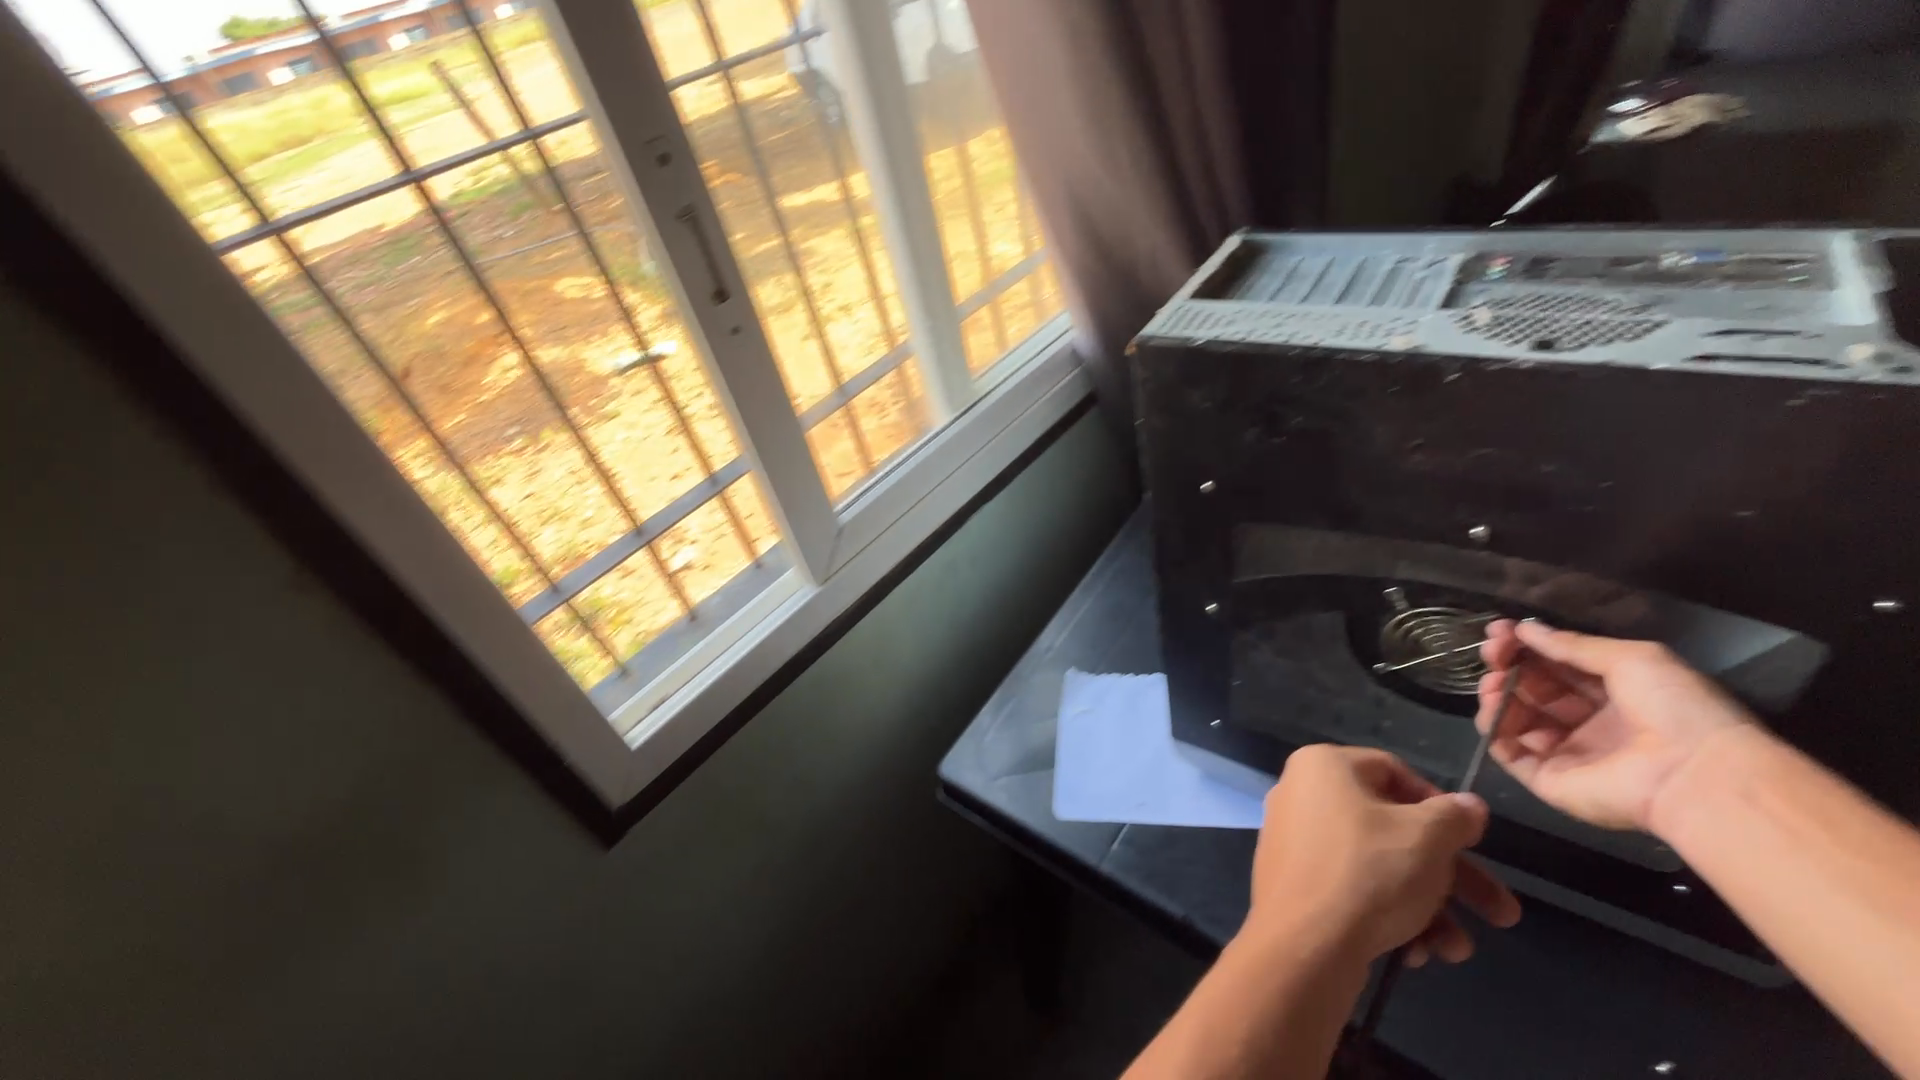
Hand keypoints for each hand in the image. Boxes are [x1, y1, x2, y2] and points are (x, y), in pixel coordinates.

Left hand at [1247, 745, 1520, 968]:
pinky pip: (1353, 890)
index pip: (1393, 772)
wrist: (1303, 946)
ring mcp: (1297, 843)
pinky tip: (1417, 953)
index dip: (1438, 805)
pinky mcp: (1297, 886)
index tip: (1470, 840)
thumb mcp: (1426, 838)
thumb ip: (1454, 817)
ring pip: (1380, 867)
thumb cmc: (1368, 872)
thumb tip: (1469, 805)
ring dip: (1428, 907)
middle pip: (1394, 829)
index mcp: (1323, 766)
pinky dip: (1390, 917)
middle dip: (1452, 876)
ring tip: (1458, 949)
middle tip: (1501, 913)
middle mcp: (1303, 796)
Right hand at [1476, 619, 1763, 831]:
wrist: (1695, 775)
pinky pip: (1510, 752)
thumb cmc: (1675, 708)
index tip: (1500, 630)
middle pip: (1535, 689)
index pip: (1559, 666)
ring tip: (1491, 682)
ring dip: (1498, 694)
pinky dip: (1494, 729)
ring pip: (1517, 718)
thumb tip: (1524, 629)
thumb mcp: (1632, 659)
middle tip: (1492, 652)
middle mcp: (1589, 722)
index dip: (1528, 647)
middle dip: (1509, 666)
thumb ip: (1574, 645)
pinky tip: (1492, 709)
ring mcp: (1568, 752)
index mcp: (1615, 693)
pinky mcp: (1549, 779)